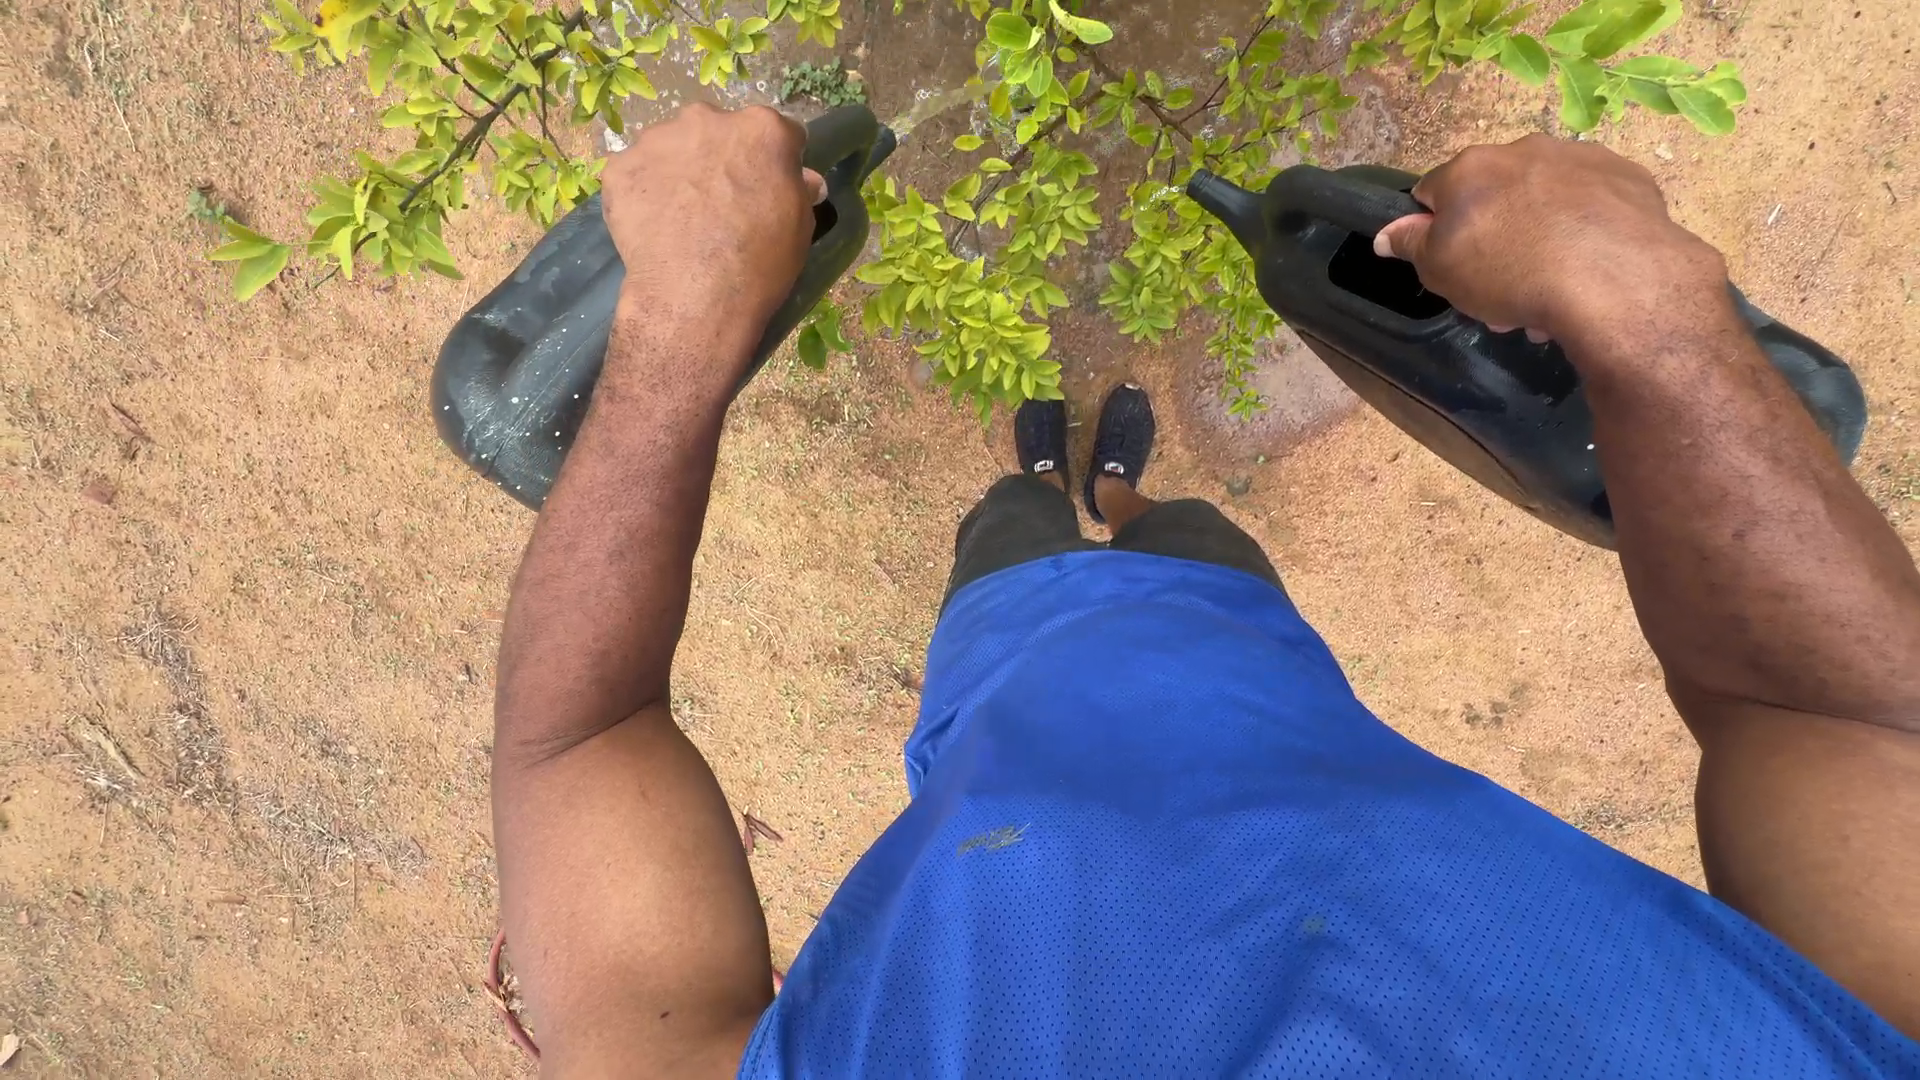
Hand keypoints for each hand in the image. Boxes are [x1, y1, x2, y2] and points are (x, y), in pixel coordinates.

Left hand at [600, 103, 825, 342]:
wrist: (696, 299)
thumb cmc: (761, 265)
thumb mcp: (800, 230)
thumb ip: (799, 191)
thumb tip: (804, 178)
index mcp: (762, 130)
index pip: (779, 133)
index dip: (778, 163)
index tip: (773, 188)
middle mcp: (707, 118)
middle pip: (719, 132)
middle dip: (724, 159)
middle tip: (725, 206)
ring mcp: (657, 139)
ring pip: (675, 148)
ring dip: (683, 172)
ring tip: (685, 220)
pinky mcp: (621, 166)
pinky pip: (639, 174)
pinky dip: (648, 195)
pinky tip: (657, 229)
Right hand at [1374, 134, 1725, 345]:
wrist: (1612, 276)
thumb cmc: (1506, 271)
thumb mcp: (1437, 268)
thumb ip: (1410, 244)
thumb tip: (1386, 233)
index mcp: (1470, 168)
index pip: (1430, 191)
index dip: (1430, 227)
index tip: (1443, 260)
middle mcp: (1523, 149)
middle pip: (1489, 196)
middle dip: (1487, 236)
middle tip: (1491, 286)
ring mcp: (1580, 158)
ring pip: (1538, 202)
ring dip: (1531, 238)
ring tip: (1539, 290)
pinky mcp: (1627, 175)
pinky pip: (1584, 206)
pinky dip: (1575, 233)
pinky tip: (1578, 271)